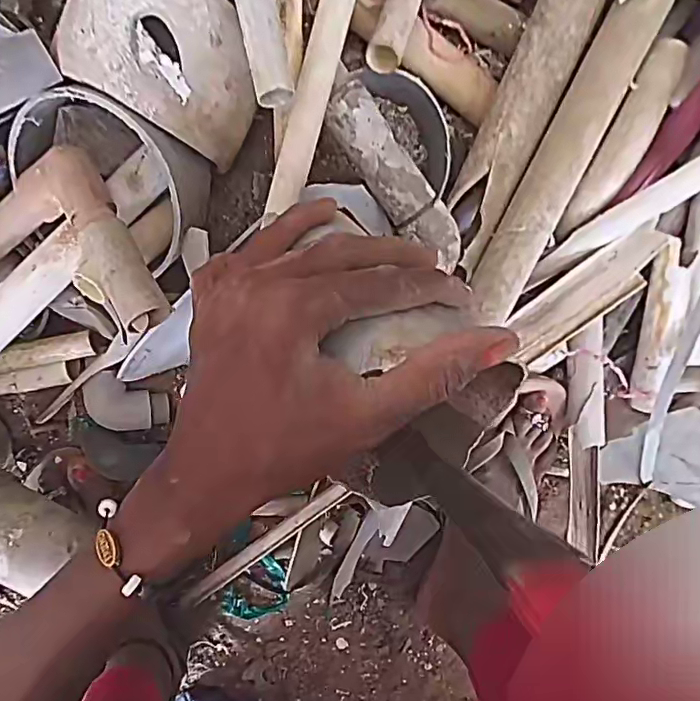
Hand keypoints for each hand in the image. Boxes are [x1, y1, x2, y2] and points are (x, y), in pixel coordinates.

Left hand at [113, 199, 515, 580]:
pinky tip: (289, 242)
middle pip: (339, 251)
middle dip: (391, 255)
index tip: (450, 292)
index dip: (424, 286)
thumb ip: (433, 375)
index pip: (378, 283)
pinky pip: (244, 254)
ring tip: (366, 229)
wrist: (210, 471)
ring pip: (290, 241)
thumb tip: (488, 344)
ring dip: (333, 232)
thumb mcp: (367, 416)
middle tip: (427, 262)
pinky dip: (272, 242)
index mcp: (292, 309)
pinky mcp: (212, 304)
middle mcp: (255, 288)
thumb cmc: (274, 452)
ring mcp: (228, 292)